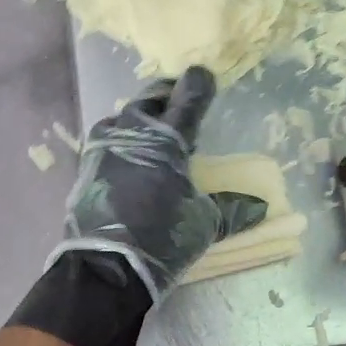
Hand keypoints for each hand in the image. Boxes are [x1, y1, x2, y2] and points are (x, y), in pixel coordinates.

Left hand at [56, 67, 227, 300]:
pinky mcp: (86, 165)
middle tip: (182, 105)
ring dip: (143, 119)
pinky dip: (125, 141)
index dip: (200, 84)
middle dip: (169, 96)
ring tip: (156, 134)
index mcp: (167, 138)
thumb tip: (258, 206)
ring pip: (126, 116)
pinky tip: (133, 159)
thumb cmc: (161, 239)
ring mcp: (104, 146)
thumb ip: (231, 209)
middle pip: (152, 97)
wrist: (104, 267)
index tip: (207, 78)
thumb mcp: (203, 224)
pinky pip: (109, 140)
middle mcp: (132, 131)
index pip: (188, 96)